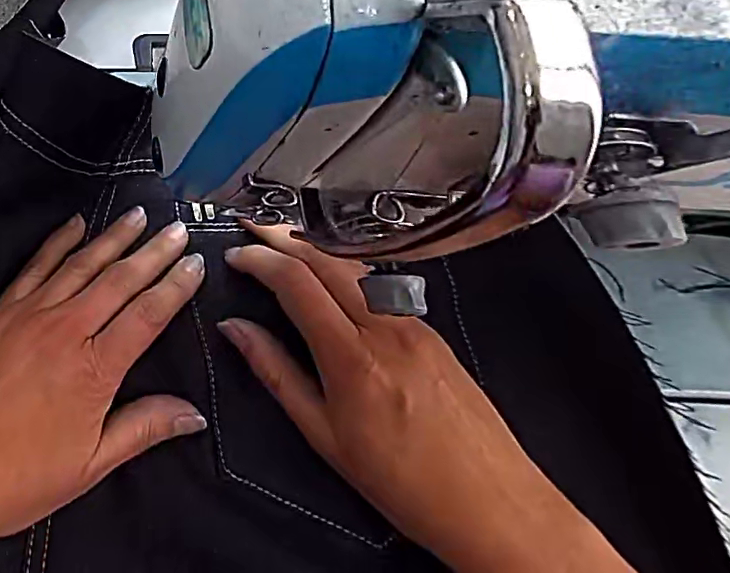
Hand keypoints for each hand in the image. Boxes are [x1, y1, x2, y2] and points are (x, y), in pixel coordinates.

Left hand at [0, 209, 206, 572]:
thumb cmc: (13, 478)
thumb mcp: (88, 466)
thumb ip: (143, 429)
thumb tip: (195, 414)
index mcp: (95, 369)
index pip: (148, 314)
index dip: (176, 286)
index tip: (195, 263)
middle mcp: (68, 330)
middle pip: (122, 279)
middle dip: (154, 251)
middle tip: (177, 229)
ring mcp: (33, 313)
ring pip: (84, 263)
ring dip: (115, 236)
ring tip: (139, 215)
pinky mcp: (3, 309)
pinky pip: (37, 265)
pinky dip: (59, 241)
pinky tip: (77, 224)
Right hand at [221, 224, 632, 572]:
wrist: (493, 502)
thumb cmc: (405, 484)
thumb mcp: (325, 437)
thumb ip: (276, 374)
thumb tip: (236, 331)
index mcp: (352, 358)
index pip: (296, 282)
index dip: (259, 260)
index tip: (236, 256)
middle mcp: (384, 325)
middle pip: (323, 258)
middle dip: (282, 235)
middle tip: (252, 226)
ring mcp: (411, 320)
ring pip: (352, 263)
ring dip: (312, 245)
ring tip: (283, 240)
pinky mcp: (428, 325)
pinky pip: (377, 281)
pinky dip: (343, 266)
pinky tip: (331, 274)